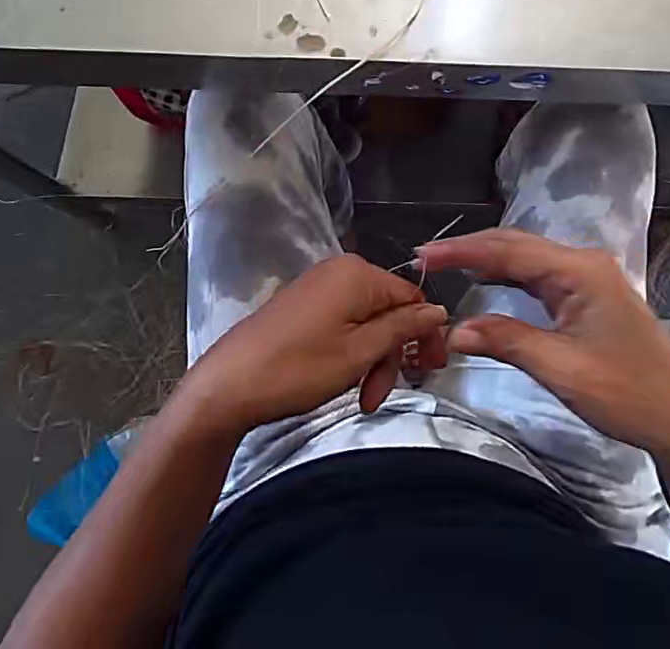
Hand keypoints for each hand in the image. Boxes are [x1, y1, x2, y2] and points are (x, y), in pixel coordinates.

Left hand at [175, 255, 448, 435]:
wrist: (231, 382)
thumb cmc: (299, 367)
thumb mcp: (360, 352)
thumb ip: (402, 328)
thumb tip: (437, 312)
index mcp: (356, 274)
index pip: (412, 297)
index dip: (426, 335)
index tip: (430, 372)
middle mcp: (338, 271)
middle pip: (390, 311)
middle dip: (393, 355)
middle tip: (383, 393)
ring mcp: (318, 288)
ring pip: (367, 323)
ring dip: (373, 362)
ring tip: (363, 398)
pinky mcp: (304, 306)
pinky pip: (343, 324)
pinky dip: (352, 354)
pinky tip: (347, 384)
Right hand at [414, 228, 669, 457]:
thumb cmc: (630, 397)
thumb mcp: (561, 370)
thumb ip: (504, 340)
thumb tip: (453, 330)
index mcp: (580, 272)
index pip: (506, 252)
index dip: (460, 252)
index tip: (422, 255)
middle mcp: (583, 263)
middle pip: (513, 244)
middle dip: (466, 248)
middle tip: (424, 257)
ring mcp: (587, 275)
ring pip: (522, 254)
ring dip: (482, 257)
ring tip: (442, 263)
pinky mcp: (585, 291)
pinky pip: (533, 271)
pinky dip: (502, 271)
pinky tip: (481, 276)